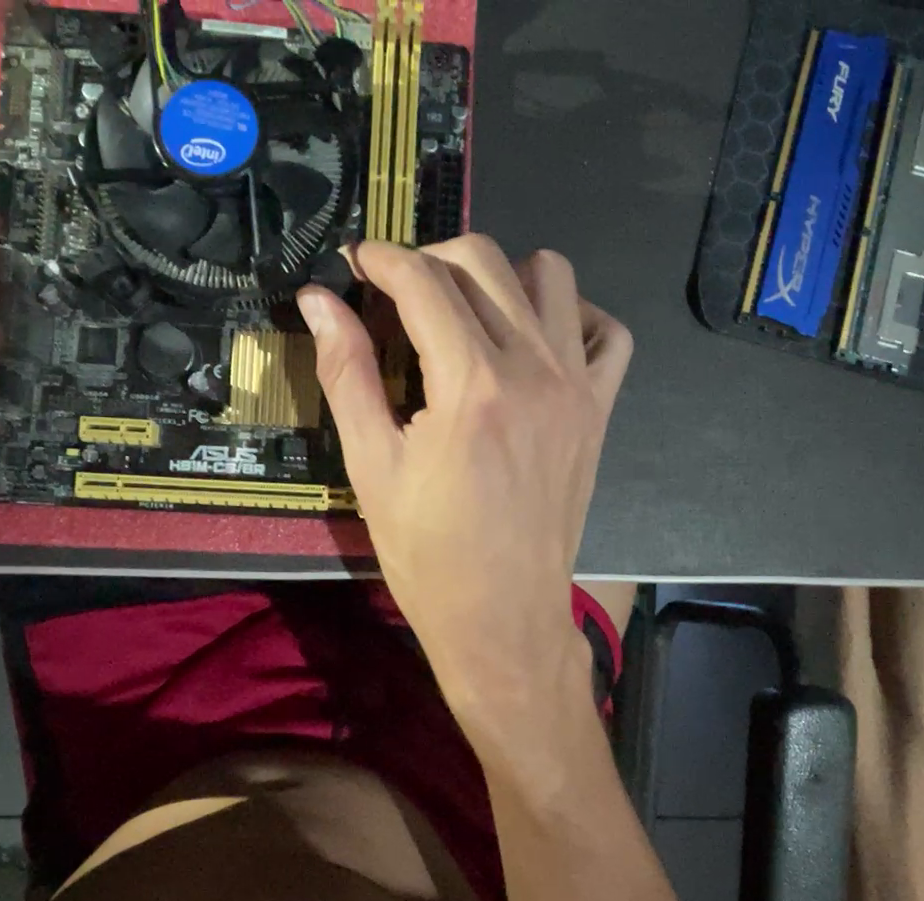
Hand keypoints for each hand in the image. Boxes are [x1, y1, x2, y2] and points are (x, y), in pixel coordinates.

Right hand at [296, 237, 632, 716]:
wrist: (502, 618)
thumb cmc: (427, 554)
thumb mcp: (371, 467)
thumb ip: (347, 373)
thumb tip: (317, 300)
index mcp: (470, 386)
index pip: (424, 281)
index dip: (381, 259)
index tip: (356, 263)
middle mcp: (533, 370)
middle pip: (484, 262)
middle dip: (430, 258)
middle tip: (397, 292)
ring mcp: (577, 387)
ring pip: (551, 277)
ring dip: (501, 276)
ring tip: (466, 314)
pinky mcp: (600, 411)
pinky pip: (607, 333)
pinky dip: (573, 317)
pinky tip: (536, 340)